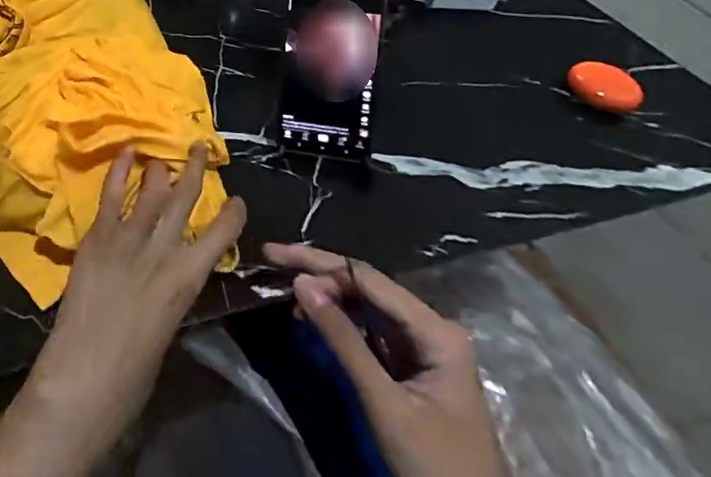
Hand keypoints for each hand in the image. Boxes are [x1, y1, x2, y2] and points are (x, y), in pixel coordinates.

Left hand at [0, 143, 245, 476]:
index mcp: (188, 279)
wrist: (84, 378)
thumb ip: (170, 294)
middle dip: (196, 169)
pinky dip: (119, 171)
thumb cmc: (132, 375)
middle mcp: (164, 250)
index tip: (235, 201)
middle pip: (185, 198)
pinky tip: (127, 153)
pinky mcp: (98, 238)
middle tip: (200, 146)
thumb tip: (166, 279)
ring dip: (160, 168)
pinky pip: (111, 196)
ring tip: (164, 154)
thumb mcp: (166, 328)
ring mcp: (129, 239)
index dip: (233, 214)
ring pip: (151, 191)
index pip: (222, 234)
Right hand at [263, 243, 501, 476]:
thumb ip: (344, 341)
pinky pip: (372, 329)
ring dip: (329, 295)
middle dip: (321, 272)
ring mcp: (423, 344)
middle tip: (275, 258)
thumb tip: (302, 284)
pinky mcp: (411, 363)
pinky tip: (316, 316)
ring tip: (289, 291)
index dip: (321, 263)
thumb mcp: (384, 403)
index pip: (369, 279)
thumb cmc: (433, 462)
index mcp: (436, 328)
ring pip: (367, 305)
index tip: (279, 255)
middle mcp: (431, 325)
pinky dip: (342, 321)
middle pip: (368, 286)